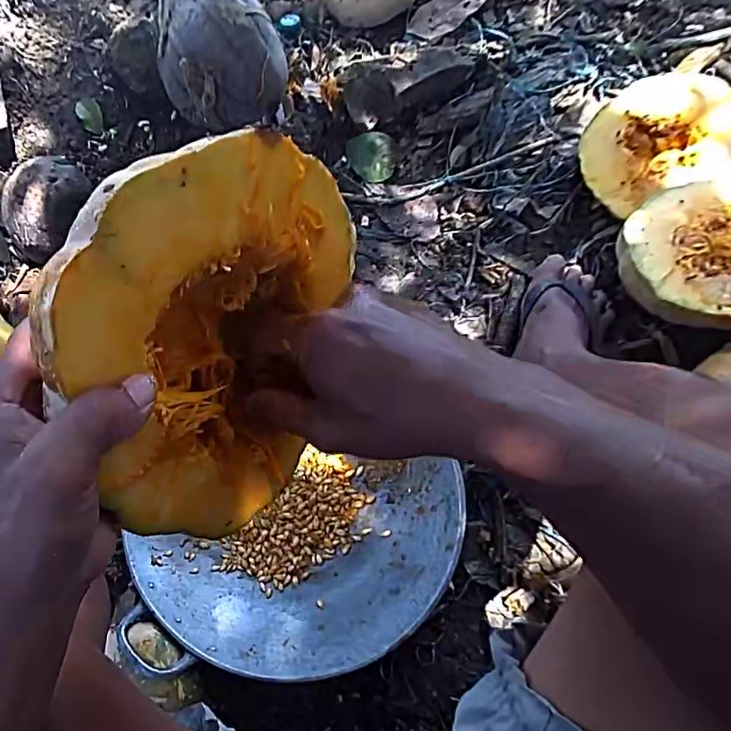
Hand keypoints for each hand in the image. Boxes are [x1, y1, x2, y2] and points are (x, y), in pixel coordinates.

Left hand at [0, 324, 154, 597]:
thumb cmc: (31, 522)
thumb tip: (146, 385)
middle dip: (105, 357)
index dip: (61, 319)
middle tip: (152, 330)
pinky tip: (169, 413)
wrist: (41, 588)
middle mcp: (28, 421)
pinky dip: (136, 427)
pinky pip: (113, 438)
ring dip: (124, 394)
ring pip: (95, 406)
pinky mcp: (87, 471)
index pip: (27, 346)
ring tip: (169, 365)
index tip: (107, 295)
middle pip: (68, 374)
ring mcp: (60, 447)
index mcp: (2, 408)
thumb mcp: (57, 461)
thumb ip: (96, 417)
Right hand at [245, 286, 497, 459]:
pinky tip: (378, 374)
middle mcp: (341, 305)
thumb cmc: (398, 420)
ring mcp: (376, 299)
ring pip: (331, 322)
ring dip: (325, 350)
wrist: (477, 398)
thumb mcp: (330, 431)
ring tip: (346, 386)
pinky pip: (362, 319)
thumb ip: (282, 412)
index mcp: (314, 333)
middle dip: (291, 358)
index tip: (265, 388)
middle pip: (297, 325)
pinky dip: (355, 342)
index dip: (255, 362)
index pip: (262, 334)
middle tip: (304, 394)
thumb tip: (253, 400)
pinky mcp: (403, 303)